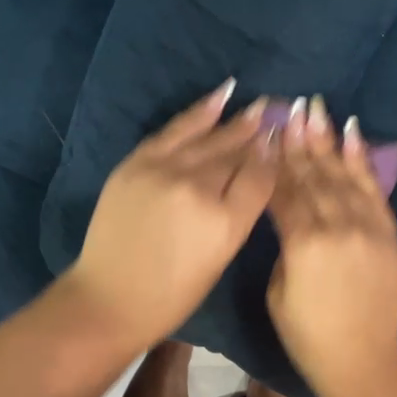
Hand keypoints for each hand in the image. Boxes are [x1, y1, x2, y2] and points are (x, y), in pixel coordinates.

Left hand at [65, 80, 276, 347]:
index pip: (259, 177)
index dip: (274, 155)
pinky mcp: (138, 164)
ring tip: (257, 106)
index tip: (285, 138)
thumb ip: (238, 217)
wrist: (111, 298)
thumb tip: (253, 177)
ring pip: (209, 139)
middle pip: (237, 153)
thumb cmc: (172, 296)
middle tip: (279, 111)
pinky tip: (220, 98)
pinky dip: (199, 113)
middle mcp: (200, 191)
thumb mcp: (218, 262)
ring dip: (236, 121)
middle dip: (259, 133)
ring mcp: (166, 172)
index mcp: (226, 225)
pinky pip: (175, 130)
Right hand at [265, 98, 396, 395]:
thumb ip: (283, 247)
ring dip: (328, 142)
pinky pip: (374, 191)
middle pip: (313, 176)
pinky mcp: (388, 236)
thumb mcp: (277, 292)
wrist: (360, 361)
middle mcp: (337, 226)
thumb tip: (290, 219)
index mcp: (303, 243)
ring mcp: (368, 229)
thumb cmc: (307, 336)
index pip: (284, 191)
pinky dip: (362, 162)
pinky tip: (352, 136)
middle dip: (299, 140)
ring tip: (317, 110)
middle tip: (290, 106)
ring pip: (344, 176)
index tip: (265, 130)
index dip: (273, 160)